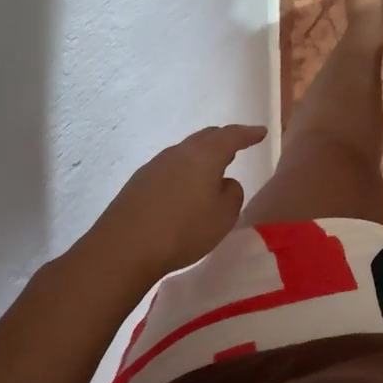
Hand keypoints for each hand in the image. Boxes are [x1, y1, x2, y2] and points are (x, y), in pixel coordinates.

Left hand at [75, 124, 268, 282]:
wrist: (122, 251)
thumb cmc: (183, 231)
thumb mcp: (224, 216)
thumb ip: (232, 193)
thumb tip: (223, 183)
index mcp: (205, 156)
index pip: (231, 136)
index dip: (248, 134)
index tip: (261, 132)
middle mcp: (178, 154)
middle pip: (205, 137)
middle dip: (224, 138)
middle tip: (238, 143)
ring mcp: (154, 167)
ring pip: (185, 152)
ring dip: (201, 155)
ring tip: (212, 166)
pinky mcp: (137, 184)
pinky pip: (169, 168)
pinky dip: (184, 170)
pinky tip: (185, 187)